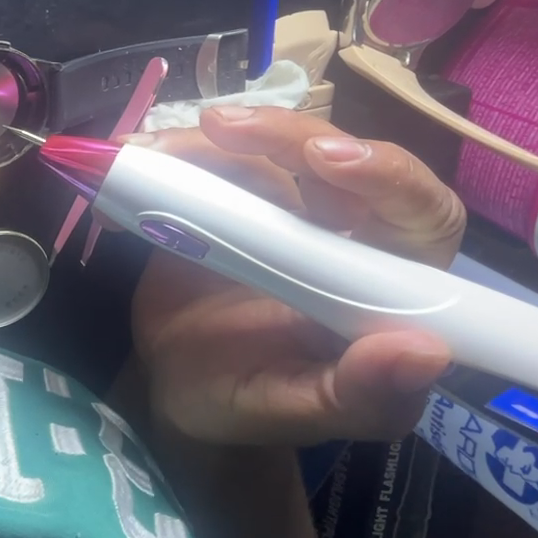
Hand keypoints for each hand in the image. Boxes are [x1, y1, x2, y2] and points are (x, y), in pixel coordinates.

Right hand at [128, 106, 465, 445]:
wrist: (177, 385)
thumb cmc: (249, 405)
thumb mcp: (300, 411)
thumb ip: (361, 395)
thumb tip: (421, 351)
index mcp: (380, 280)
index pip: (415, 209)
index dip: (384, 173)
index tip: (322, 159)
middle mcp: (335, 230)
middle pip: (327, 157)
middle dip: (278, 133)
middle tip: (214, 126)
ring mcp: (272, 212)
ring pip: (252, 151)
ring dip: (197, 141)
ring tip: (139, 152)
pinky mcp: (216, 203)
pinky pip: (195, 166)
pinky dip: (154, 161)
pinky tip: (116, 172)